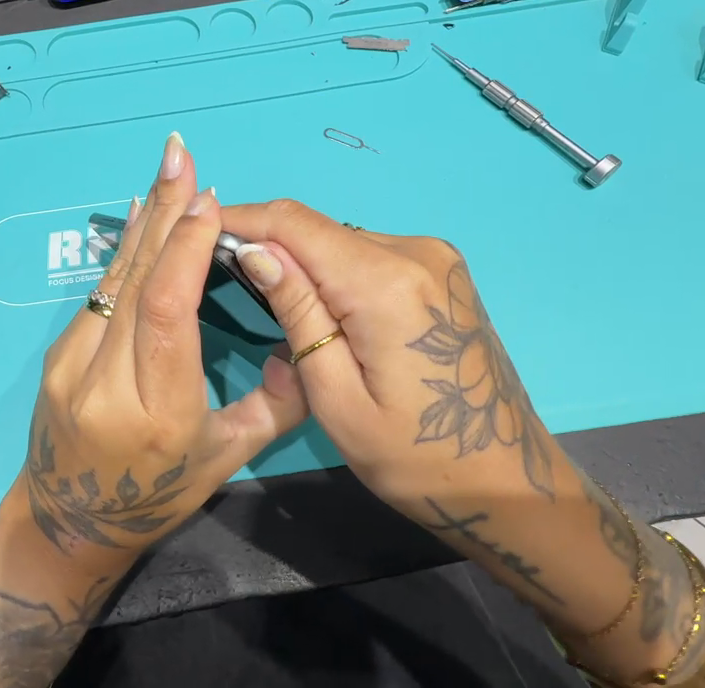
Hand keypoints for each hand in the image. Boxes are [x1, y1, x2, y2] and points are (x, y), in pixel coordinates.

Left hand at [5, 134, 308, 569]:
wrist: (71, 520)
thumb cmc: (160, 495)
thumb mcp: (227, 460)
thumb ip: (276, 405)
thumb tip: (306, 340)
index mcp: (159, 412)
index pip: (167, 313)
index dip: (185, 251)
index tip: (208, 201)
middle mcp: (107, 382)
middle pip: (137, 283)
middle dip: (165, 213)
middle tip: (180, 154)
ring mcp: (71, 365)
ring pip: (114, 281)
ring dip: (145, 222)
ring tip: (167, 170)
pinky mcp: (55, 356)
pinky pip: (98, 294)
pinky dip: (125, 252)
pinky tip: (143, 216)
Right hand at [217, 200, 566, 516]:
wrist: (509, 484)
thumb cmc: (413, 458)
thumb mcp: (336, 397)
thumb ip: (296, 312)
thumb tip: (254, 248)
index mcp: (386, 281)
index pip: (293, 223)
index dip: (240, 219)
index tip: (195, 234)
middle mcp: (414, 251)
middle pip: (316, 227)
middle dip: (266, 244)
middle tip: (222, 281)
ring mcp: (434, 257)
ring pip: (339, 239)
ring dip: (300, 261)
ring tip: (268, 305)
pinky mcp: (440, 271)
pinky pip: (366, 255)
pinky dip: (332, 271)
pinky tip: (319, 310)